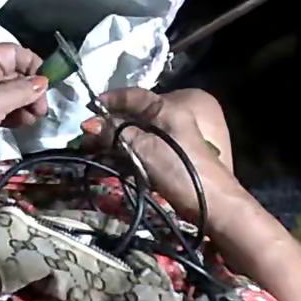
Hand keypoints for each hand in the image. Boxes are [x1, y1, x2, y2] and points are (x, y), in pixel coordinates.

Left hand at [0, 44, 50, 205]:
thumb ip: (21, 91)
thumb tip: (44, 82)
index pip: (13, 52)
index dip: (32, 65)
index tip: (48, 84)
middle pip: (14, 73)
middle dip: (31, 88)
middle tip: (42, 109)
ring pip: (10, 94)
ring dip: (25, 103)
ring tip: (35, 118)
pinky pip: (3, 110)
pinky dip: (15, 115)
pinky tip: (24, 124)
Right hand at [85, 87, 242, 223]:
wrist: (212, 204)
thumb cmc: (179, 170)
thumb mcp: (144, 149)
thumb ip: (117, 133)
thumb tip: (90, 123)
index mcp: (171, 107)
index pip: (136, 96)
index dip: (111, 100)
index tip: (90, 107)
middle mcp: (174, 117)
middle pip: (136, 115)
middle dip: (110, 124)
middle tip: (87, 136)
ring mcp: (176, 137)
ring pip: (139, 132)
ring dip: (116, 140)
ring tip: (95, 150)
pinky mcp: (174, 156)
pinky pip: (146, 146)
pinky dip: (128, 150)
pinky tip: (114, 159)